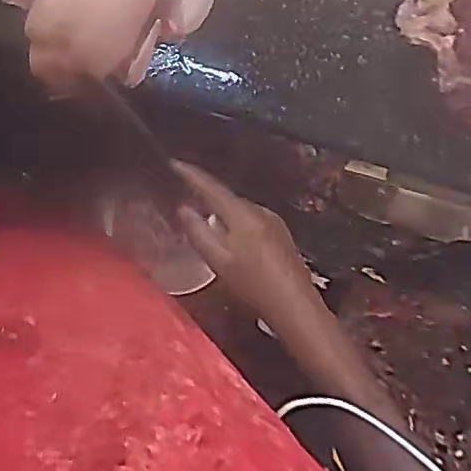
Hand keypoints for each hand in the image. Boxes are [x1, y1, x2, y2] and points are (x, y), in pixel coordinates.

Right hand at [172, 161, 320, 328]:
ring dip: (222, 211)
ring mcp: (273, 222)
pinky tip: (231, 238)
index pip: (212, 187)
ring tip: (205, 219)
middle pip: (226, 197)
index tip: (174, 164)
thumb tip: (183, 209)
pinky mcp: (281, 234)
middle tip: (186, 197)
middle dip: (206, 195)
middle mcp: (259, 211)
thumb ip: (198, 232)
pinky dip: (236, 221)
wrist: (296, 307)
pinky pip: (251, 219)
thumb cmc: (253, 284)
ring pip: (239, 209)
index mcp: (242, 214)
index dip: (191, 174)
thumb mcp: (218, 261)